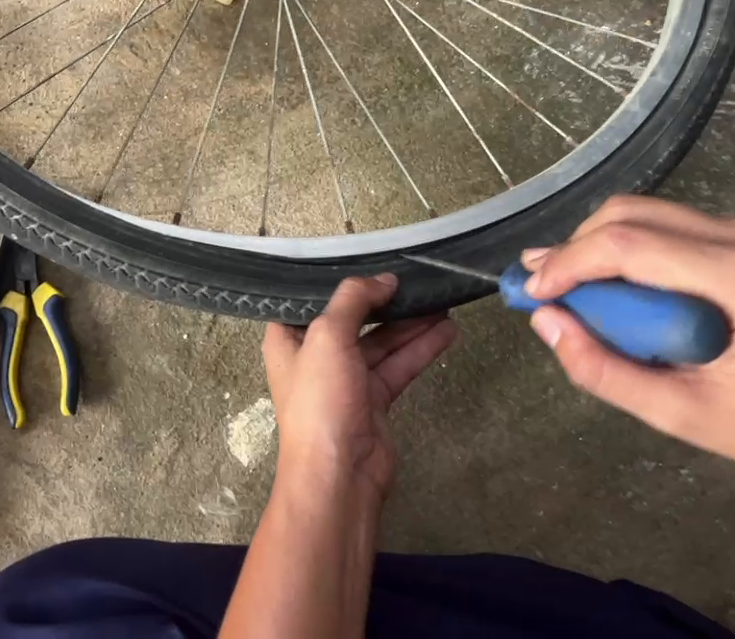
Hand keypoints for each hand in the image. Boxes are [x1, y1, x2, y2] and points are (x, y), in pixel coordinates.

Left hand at [261, 275, 456, 500]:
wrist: (339, 474)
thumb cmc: (321, 399)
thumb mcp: (328, 336)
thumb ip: (353, 300)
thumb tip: (384, 279)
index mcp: (287, 337)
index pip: (313, 298)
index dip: (340, 280)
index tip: (370, 260)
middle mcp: (314, 354)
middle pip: (353, 317)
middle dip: (384, 300)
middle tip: (416, 279)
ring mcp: (346, 378)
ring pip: (381, 341)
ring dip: (410, 323)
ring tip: (442, 299)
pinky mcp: (373, 398)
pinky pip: (398, 364)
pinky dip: (420, 348)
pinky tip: (447, 330)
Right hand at [522, 196, 734, 476]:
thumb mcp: (678, 415)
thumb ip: (602, 370)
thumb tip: (543, 319)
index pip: (630, 245)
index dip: (568, 262)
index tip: (531, 292)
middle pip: (631, 216)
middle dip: (574, 249)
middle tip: (541, 288)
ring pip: (643, 212)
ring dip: (594, 245)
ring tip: (564, 284)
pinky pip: (665, 223)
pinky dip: (623, 247)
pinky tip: (607, 280)